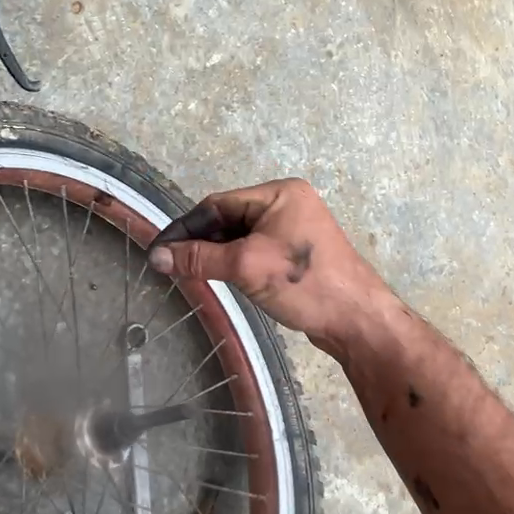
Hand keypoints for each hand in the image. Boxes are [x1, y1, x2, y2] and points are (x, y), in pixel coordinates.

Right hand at [149, 178, 389, 354]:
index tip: (159, 250)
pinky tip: (218, 278)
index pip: (217, 204)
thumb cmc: (304, 284)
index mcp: (279, 193)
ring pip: (239, 236)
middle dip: (199, 242)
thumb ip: (198, 259)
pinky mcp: (295, 254)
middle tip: (170, 266)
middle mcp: (286, 204)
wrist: (357, 320)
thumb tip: (156, 257)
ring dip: (214, 254)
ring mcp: (293, 229)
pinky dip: (233, 262)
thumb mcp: (245, 266)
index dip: (185, 227)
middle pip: (227, 219)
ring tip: (188, 274)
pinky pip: (254, 250)